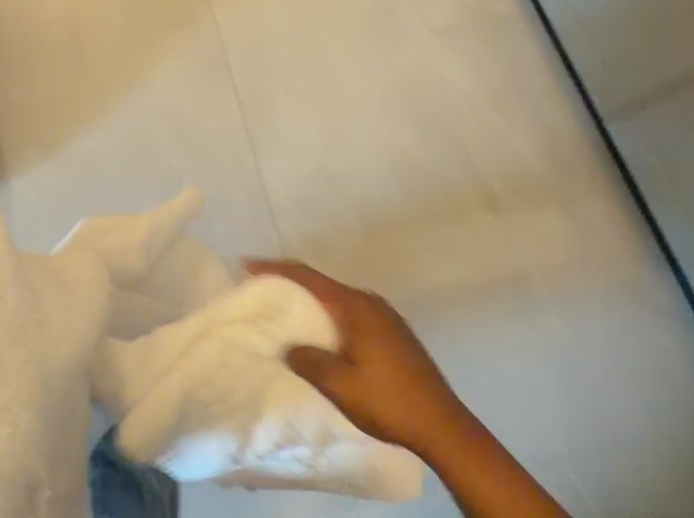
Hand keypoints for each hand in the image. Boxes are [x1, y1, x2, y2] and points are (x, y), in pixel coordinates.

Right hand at [247, 260, 469, 455]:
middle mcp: (371, 303)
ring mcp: (387, 318)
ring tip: (288, 316)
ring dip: (313, 304)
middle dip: (292, 286)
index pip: (308, 277)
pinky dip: (331, 318)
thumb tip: (291, 348)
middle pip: (323, 285)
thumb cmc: (388, 401)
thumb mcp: (339, 385)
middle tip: (264, 294)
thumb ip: (308, 360)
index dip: (276, 269)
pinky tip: (324, 337)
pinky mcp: (395, 335)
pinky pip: (353, 315)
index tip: (248, 265)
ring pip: (340, 301)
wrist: (444, 427)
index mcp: (355, 307)